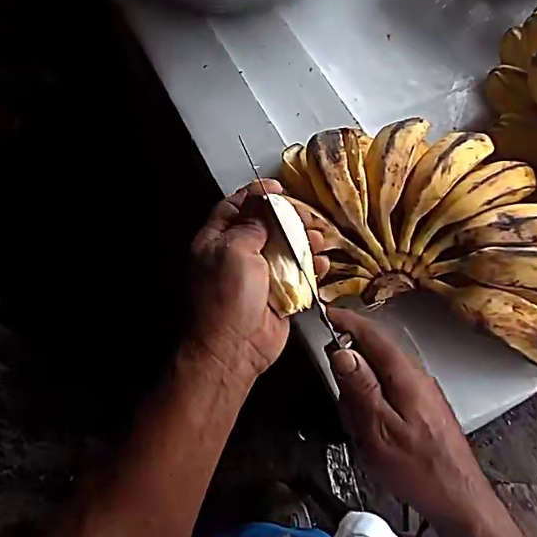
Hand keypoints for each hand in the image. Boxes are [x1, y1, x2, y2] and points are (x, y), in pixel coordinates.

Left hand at [184, 181, 329, 381]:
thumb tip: (264, 205)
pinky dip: (311, 268)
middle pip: (265, 225)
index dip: (256, 194)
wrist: (235, 347)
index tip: (277, 188)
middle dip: (287, 218)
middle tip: (304, 216)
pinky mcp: (277, 294)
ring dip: (304, 241)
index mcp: (216, 241)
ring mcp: (258, 276)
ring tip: (317, 238)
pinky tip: (320, 263)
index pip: (235, 206)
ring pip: (286, 249)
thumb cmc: (225, 301)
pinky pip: (298, 275)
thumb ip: (252, 223)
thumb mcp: (235, 249)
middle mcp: (236, 255)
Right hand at [326, 307, 497, 533]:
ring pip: (381, 378)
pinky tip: (376, 437)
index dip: (346, 321)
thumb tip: (342, 352)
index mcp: (405, 377)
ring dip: (363, 398)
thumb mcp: (379, 430)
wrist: (459, 500)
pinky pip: (391, 395)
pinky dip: (375, 410)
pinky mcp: (424, 409)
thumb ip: (360, 388)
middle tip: (347, 410)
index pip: (372, 334)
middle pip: (374, 356)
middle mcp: (417, 378)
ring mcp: (423, 393)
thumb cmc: (421, 470)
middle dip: (351, 375)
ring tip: (364, 433)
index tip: (326, 312)